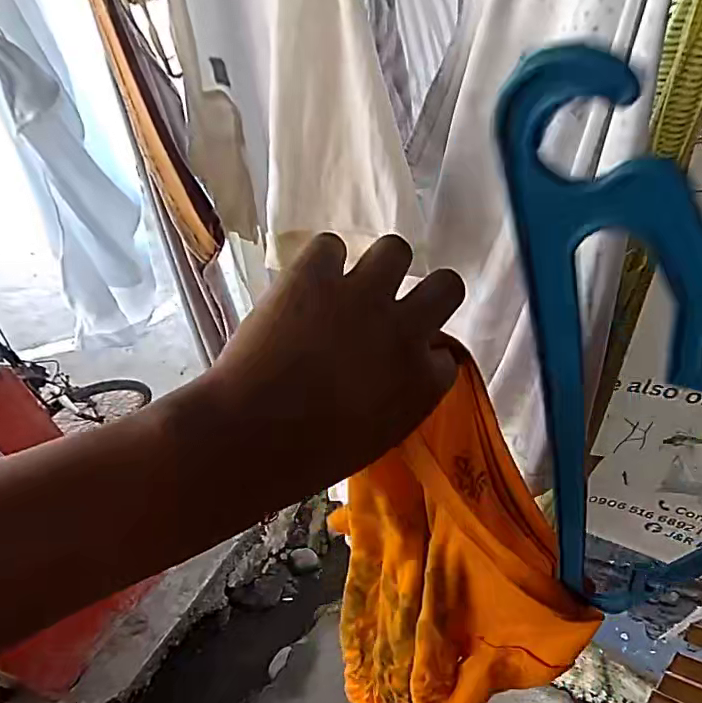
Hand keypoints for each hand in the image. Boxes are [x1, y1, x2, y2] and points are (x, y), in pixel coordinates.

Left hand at [198, 233, 461, 492]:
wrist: (254, 435)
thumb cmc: (314, 456)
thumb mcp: (375, 438)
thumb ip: (395, 402)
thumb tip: (386, 380)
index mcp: (422, 383)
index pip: (444, 356)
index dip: (422, 356)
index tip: (401, 363)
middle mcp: (405, 331)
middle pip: (447, 286)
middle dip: (428, 294)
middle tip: (395, 308)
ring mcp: (362, 296)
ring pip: (396, 250)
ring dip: (379, 268)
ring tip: (352, 287)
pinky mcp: (315, 275)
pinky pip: (330, 246)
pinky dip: (321, 263)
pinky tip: (307, 285)